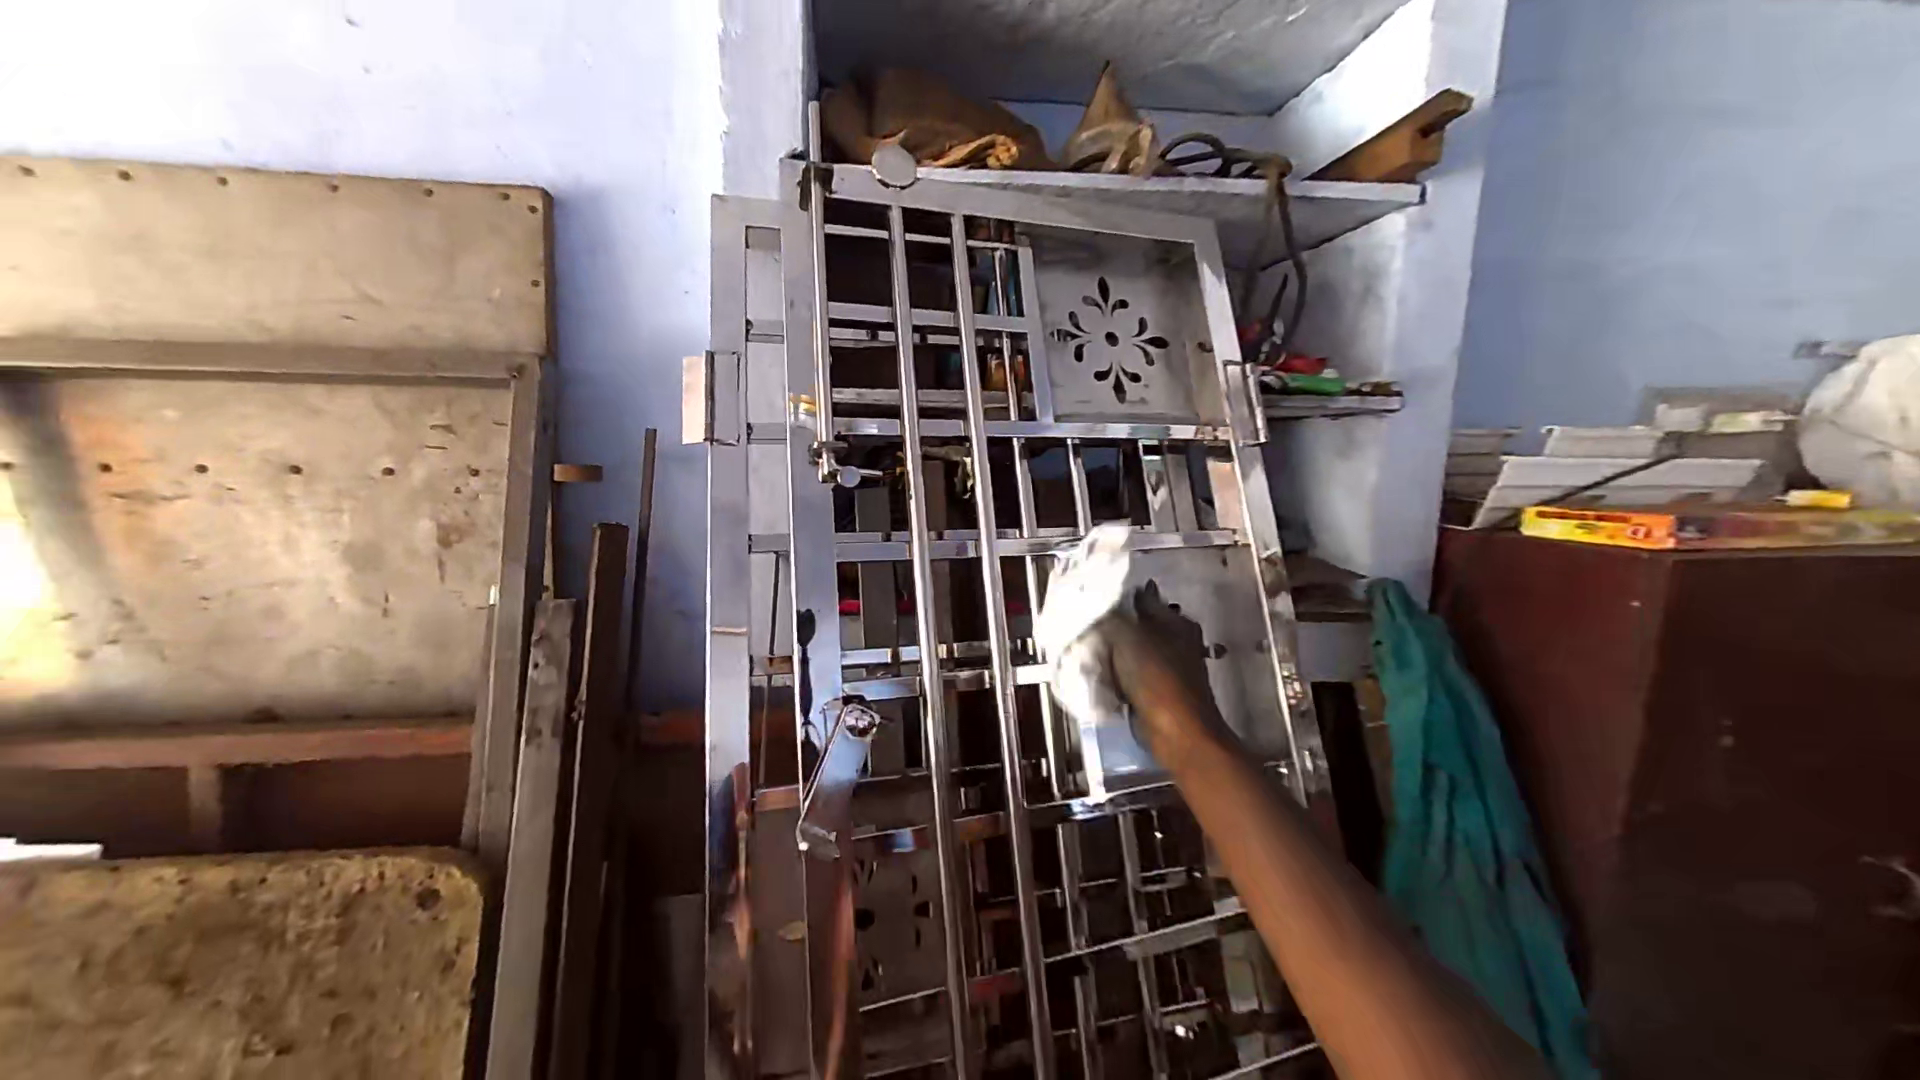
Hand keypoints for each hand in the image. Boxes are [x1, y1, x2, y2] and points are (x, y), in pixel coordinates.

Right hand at [1098, 584, 1234, 760]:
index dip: (1114, 597)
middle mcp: (1174, 640)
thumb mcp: (1128, 637)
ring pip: (1128, 651)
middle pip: (1133, 626)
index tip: (1087, 602)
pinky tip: (1097, 675)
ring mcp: (1166, 667)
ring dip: (1109, 654)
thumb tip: (1094, 601)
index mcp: (1175, 621)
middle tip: (1082, 629)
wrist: (1177, 733)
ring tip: (1085, 651)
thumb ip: (1110, 616)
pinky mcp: (1156, 690)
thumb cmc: (1157, 678)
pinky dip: (1114, 675)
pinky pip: (1127, 675)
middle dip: (1108, 629)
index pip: (1140, 598)